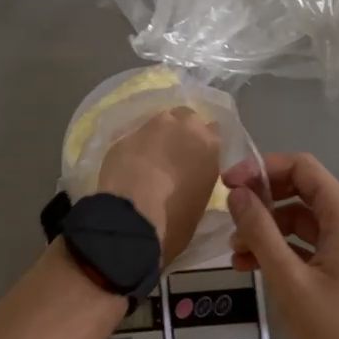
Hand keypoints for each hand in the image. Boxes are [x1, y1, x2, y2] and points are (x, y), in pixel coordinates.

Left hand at [98, 107, 219, 265]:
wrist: (130, 219)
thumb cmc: (174, 221)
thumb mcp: (200, 202)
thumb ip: (199, 178)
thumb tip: (190, 177)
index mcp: (208, 145)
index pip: (213, 130)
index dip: (204, 144)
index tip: (198, 157)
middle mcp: (182, 127)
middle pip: (186, 117)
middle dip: (182, 131)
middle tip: (175, 154)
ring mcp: (151, 127)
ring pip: (159, 122)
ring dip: (158, 136)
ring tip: (151, 159)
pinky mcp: (125, 136)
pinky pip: (136, 138)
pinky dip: (136, 148)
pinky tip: (130, 166)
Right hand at [224, 153, 338, 338]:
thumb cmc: (338, 333)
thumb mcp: (290, 281)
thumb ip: (261, 232)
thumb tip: (237, 193)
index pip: (302, 167)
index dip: (263, 167)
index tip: (229, 183)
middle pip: (301, 192)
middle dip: (262, 200)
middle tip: (228, 215)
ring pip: (301, 223)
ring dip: (267, 230)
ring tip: (235, 252)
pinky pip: (308, 248)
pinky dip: (281, 252)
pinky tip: (253, 269)